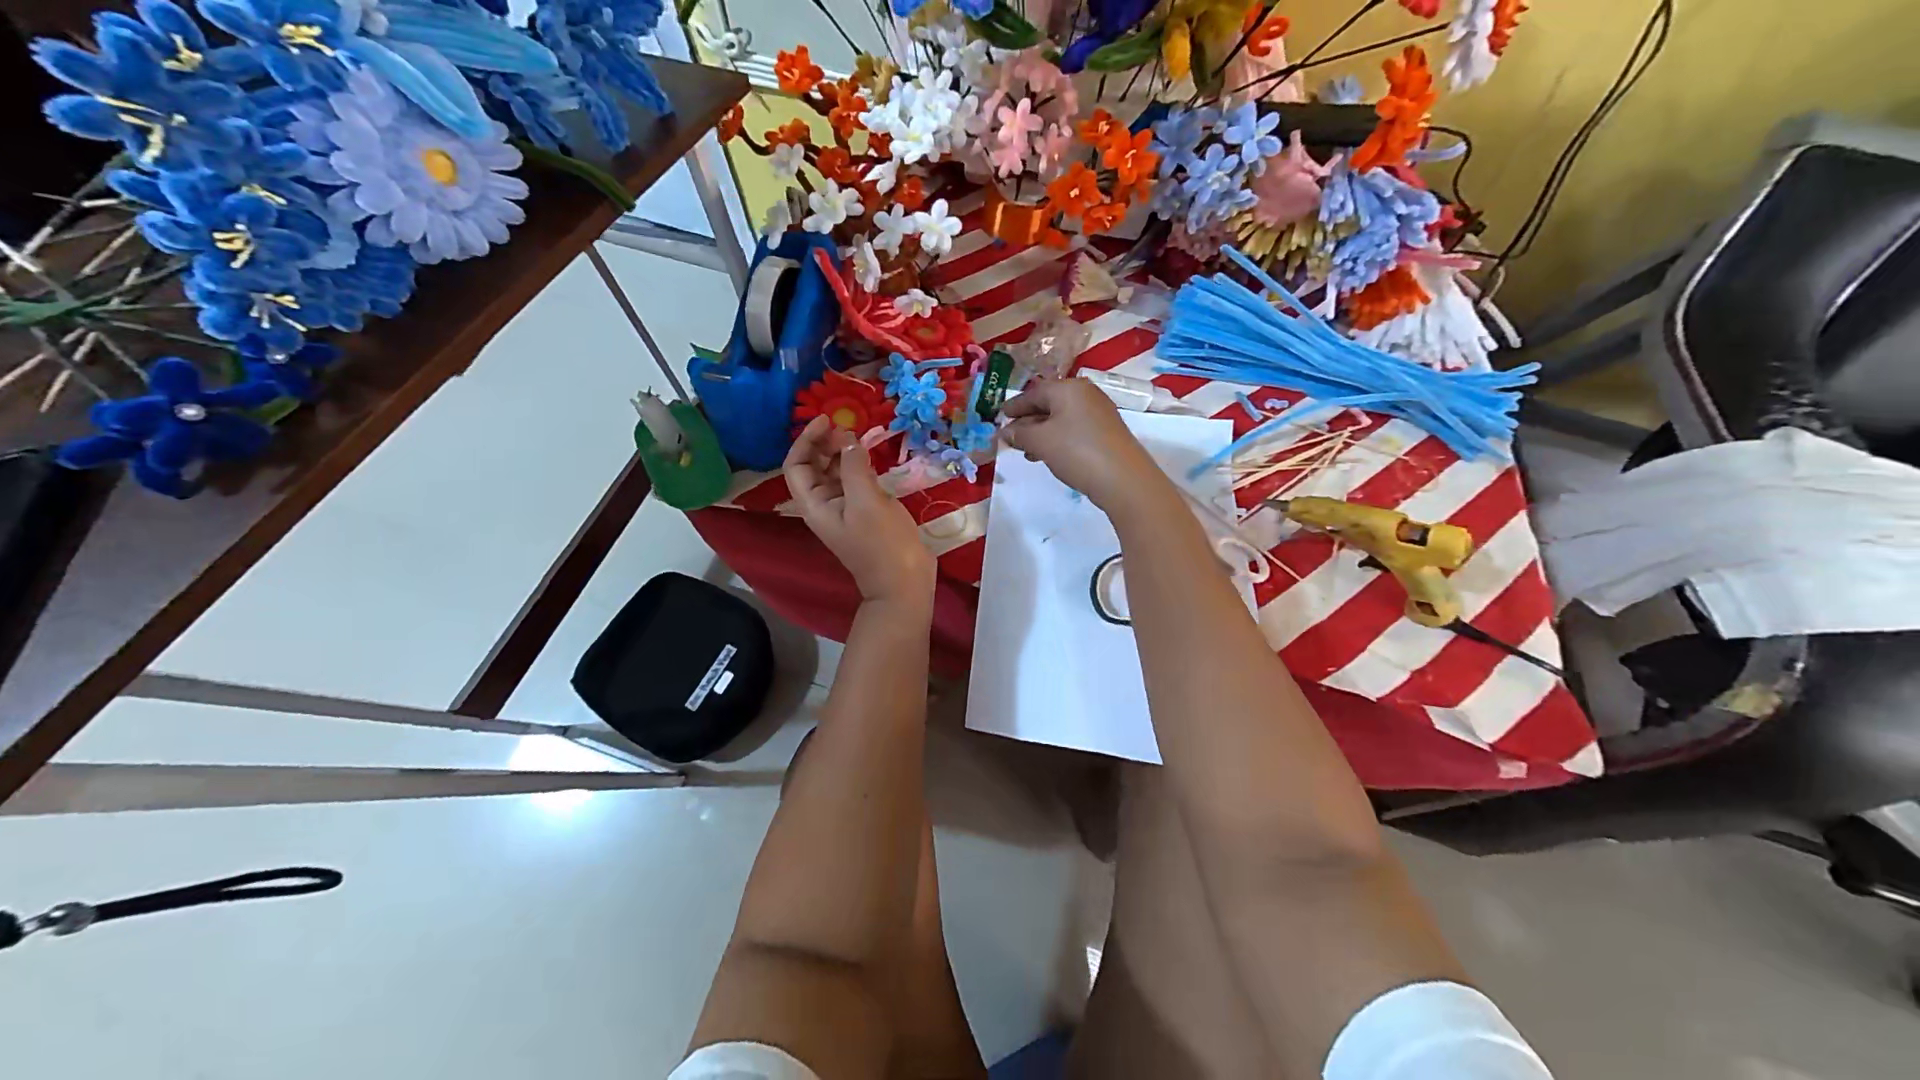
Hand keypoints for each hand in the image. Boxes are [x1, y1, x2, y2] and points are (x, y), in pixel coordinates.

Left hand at [783, 416, 935, 605]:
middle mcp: (824, 505)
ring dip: (842, 452)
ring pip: (835, 472)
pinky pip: (854, 482)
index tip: (828, 420)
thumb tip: (849, 440)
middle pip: (813, 466)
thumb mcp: (867, 501)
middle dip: (825, 443)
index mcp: (815, 504)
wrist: (904, 583)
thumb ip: (854, 466)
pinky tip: (871, 457)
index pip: (796, 465)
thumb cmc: (882, 544)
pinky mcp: (865, 512)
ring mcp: (845, 509)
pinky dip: (858, 465)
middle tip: (848, 427)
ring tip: (860, 437)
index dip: (807, 440)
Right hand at [1002, 376, 1174, 515]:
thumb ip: (1019, 433)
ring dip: (1041, 433)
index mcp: (1068, 388)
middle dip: (1028, 421)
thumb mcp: (1040, 441)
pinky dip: (1058, 439)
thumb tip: (1006, 432)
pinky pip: (1074, 429)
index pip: (1033, 392)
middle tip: (1010, 437)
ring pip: (1061, 418)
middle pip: (1048, 404)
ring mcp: (1098, 413)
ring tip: (1027, 452)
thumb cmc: (1077, 452)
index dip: (1014, 406)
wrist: (1123, 479)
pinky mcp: (1106, 432)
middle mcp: (1085, 394)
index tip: (999, 417)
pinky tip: (1049, 455)